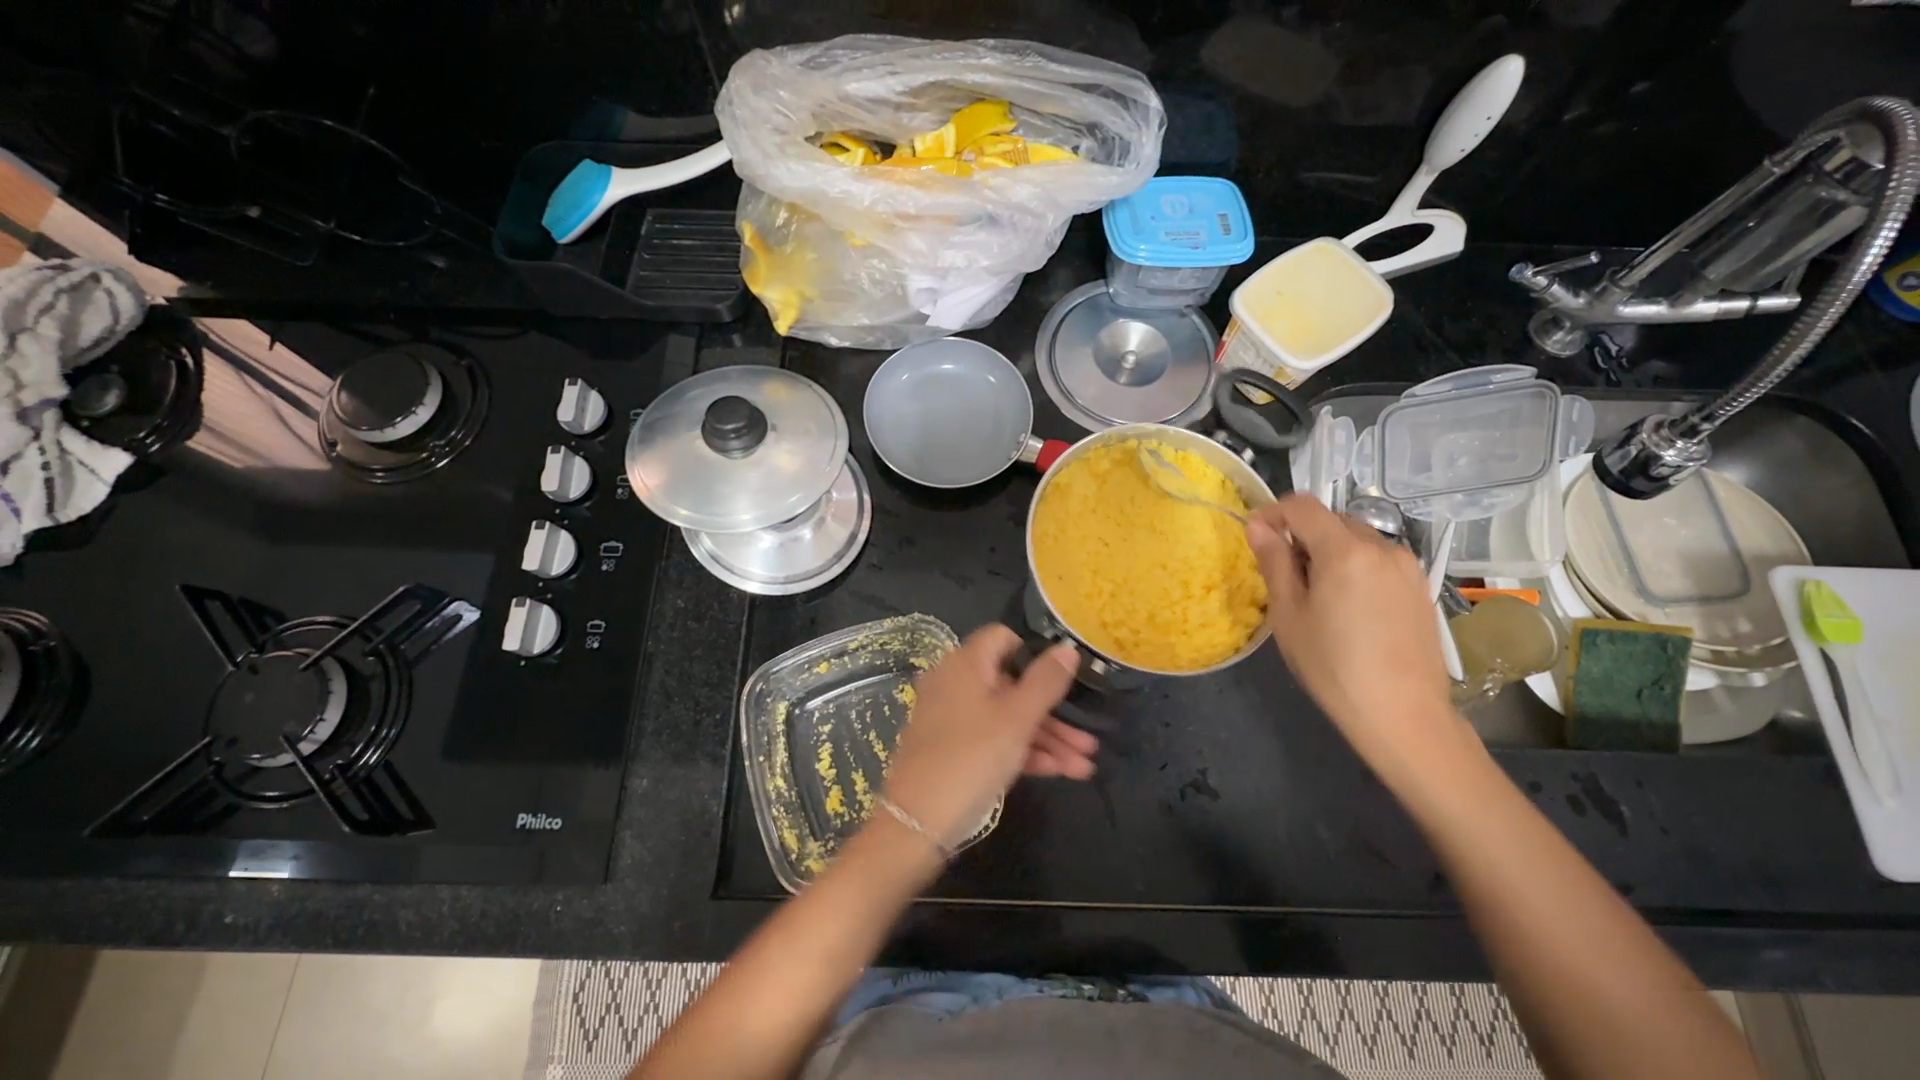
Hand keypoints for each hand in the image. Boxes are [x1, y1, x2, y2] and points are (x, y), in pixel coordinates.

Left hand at [882, 625, 1095, 848]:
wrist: (918, 821)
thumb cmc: (972, 757)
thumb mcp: (1017, 718)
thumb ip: (1045, 681)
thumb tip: (1068, 647)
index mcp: (965, 664)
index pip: (1003, 638)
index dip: (1036, 655)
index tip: (1065, 679)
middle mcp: (954, 683)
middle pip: (1011, 685)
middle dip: (1054, 714)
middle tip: (1088, 740)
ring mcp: (951, 718)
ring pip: (1006, 717)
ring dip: (1047, 739)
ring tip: (1084, 767)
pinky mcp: (951, 749)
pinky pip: (993, 739)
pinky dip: (1023, 752)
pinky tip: (1058, 773)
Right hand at [1244, 496, 1465, 779]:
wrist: (1403, 713)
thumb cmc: (1333, 667)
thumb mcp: (1290, 616)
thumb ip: (1275, 563)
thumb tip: (1258, 526)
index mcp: (1345, 550)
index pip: (1303, 506)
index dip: (1273, 512)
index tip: (1255, 535)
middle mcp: (1382, 547)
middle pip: (1332, 521)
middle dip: (1303, 536)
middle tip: (1285, 576)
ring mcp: (1408, 566)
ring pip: (1358, 541)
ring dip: (1331, 553)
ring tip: (1319, 597)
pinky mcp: (1421, 586)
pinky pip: (1379, 562)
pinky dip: (1356, 569)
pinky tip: (1350, 610)